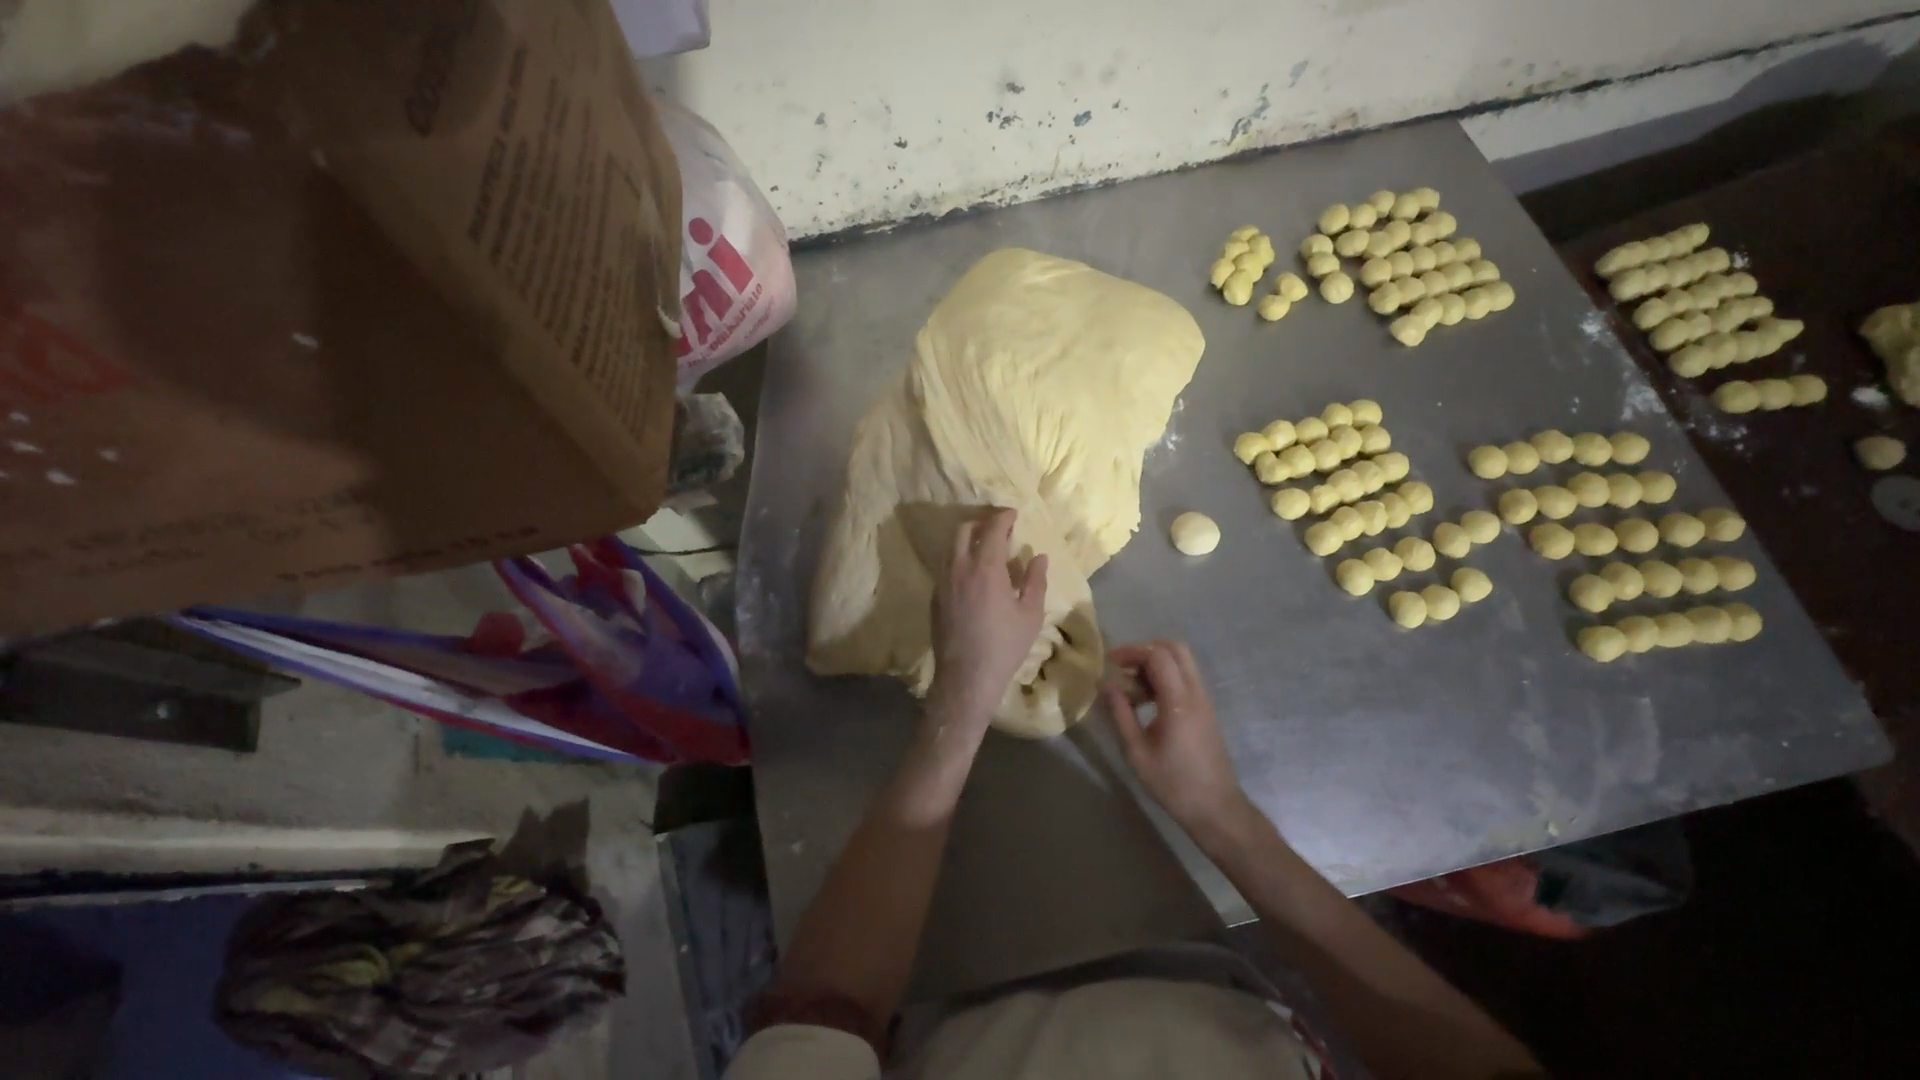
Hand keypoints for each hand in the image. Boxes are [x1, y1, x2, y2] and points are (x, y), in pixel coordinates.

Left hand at [927, 508, 1048, 724]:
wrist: (966, 677)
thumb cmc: (1005, 646)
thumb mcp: (1030, 614)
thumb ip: (1035, 581)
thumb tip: (1038, 556)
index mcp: (986, 568)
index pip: (993, 529)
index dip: (1003, 517)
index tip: (1013, 513)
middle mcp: (959, 568)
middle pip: (964, 531)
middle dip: (982, 523)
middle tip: (999, 528)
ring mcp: (942, 583)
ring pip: (951, 548)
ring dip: (968, 541)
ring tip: (986, 550)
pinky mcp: (934, 598)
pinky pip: (945, 568)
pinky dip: (959, 560)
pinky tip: (972, 576)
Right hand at [1105, 641, 1246, 831]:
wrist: (1215, 807)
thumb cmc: (1173, 783)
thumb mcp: (1136, 751)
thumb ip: (1120, 713)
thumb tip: (1106, 685)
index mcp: (1179, 701)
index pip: (1158, 655)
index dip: (1132, 651)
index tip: (1110, 662)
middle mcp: (1196, 693)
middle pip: (1175, 649)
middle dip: (1146, 650)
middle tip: (1122, 668)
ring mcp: (1204, 700)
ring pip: (1183, 662)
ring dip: (1156, 663)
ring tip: (1132, 686)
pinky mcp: (1206, 710)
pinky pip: (1186, 678)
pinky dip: (1166, 676)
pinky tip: (1147, 699)